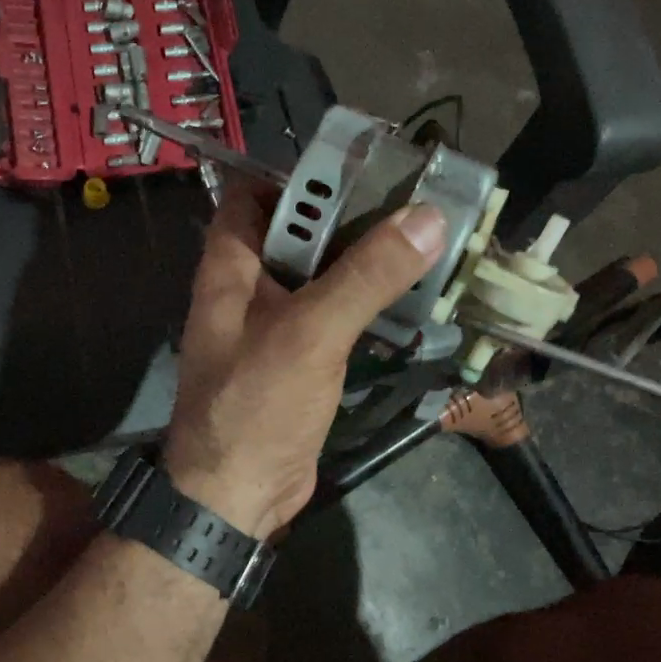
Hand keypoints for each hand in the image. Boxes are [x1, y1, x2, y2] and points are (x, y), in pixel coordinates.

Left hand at [164, 184, 445, 537]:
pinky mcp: (299, 359)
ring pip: (321, 275)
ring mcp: (273, 325)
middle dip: (349, 215)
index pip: (252, 193)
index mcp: (230, 266)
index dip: (298, 174)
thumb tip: (427, 216)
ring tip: (430, 238)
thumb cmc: (257, 405)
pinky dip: (368, 303)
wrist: (237, 496)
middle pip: (297, 232)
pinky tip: (415, 296)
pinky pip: (335, 316)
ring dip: (366, 260)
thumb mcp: (311, 332)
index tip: (360, 165)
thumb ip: (365, 275)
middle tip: (415, 199)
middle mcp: (247, 288)